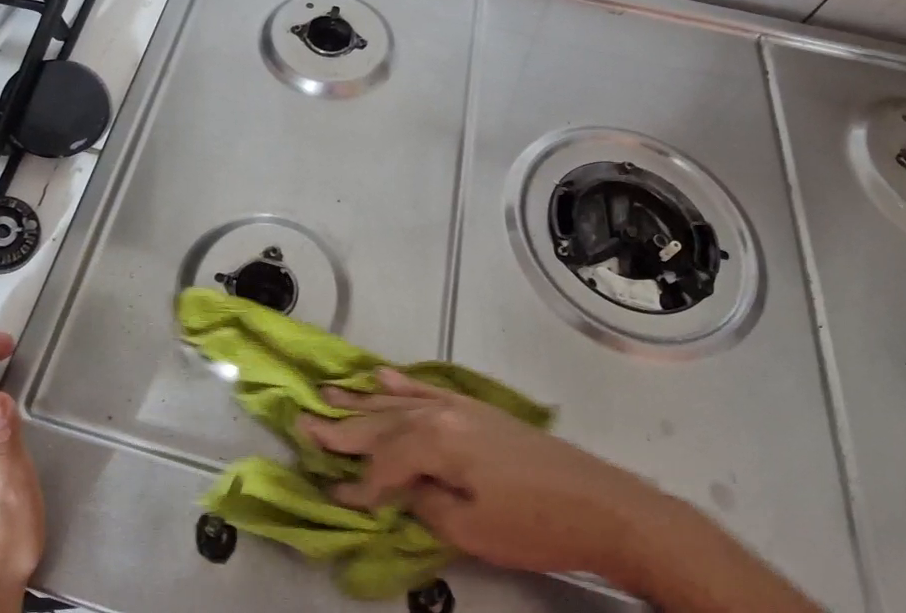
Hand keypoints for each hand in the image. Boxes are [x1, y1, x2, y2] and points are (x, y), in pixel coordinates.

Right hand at [296, 367, 657, 576]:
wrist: (604, 505)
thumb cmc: (535, 525)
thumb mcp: (470, 530)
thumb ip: (422, 503)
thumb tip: (394, 491)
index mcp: (437, 440)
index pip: (382, 461)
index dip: (358, 483)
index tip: (333, 494)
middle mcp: (443, 413)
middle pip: (382, 421)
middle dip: (342, 427)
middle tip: (301, 424)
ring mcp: (462, 407)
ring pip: (399, 400)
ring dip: (362, 399)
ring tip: (326, 393)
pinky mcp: (479, 410)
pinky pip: (429, 391)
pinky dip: (403, 385)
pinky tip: (382, 376)